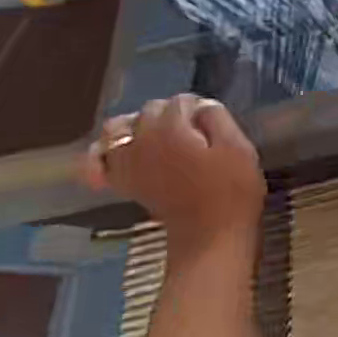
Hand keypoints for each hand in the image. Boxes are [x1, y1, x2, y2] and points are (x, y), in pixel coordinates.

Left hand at [81, 94, 265, 247]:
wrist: (211, 235)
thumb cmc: (232, 191)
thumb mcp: (239, 149)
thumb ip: (218, 119)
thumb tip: (201, 106)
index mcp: (170, 128)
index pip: (181, 101)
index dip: (202, 109)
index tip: (217, 125)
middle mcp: (139, 138)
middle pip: (150, 110)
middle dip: (172, 115)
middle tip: (199, 136)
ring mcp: (124, 161)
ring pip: (118, 127)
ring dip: (138, 126)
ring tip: (161, 140)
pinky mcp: (121, 181)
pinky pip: (98, 158)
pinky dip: (104, 153)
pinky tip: (120, 155)